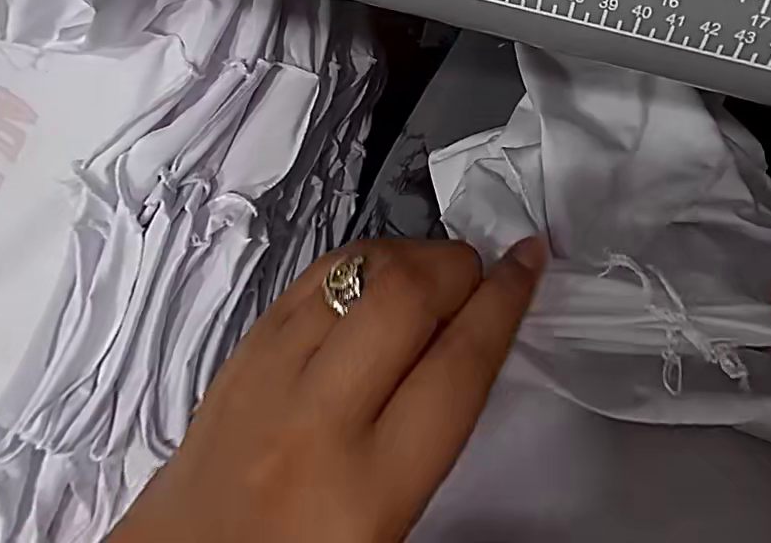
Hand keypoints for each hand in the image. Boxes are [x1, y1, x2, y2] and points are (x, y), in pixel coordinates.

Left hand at [109, 237, 547, 542]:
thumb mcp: (390, 519)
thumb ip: (435, 422)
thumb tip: (472, 334)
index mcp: (366, 489)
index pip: (458, 364)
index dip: (505, 301)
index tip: (529, 262)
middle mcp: (315, 419)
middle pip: (409, 295)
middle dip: (460, 267)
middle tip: (477, 279)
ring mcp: (269, 371)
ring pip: (360, 268)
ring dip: (414, 255)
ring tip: (433, 275)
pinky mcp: (242, 346)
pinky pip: (317, 273)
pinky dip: (363, 260)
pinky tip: (379, 274)